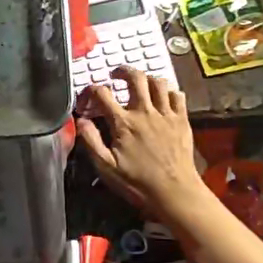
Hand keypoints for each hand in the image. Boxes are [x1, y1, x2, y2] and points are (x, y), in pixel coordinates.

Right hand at [75, 67, 209, 218]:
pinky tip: (163, 97)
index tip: (87, 97)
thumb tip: (80, 120)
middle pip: (135, 77)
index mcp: (123, 123)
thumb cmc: (137, 182)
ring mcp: (166, 114)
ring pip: (158, 82)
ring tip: (140, 84)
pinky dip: (169, 91)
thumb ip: (90, 140)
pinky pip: (177, 94)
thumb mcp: (106, 166)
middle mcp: (145, 112)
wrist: (174, 192)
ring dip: (146, 78)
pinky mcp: (182, 120)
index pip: (103, 94)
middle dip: (123, 71)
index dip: (91, 90)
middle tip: (116, 75)